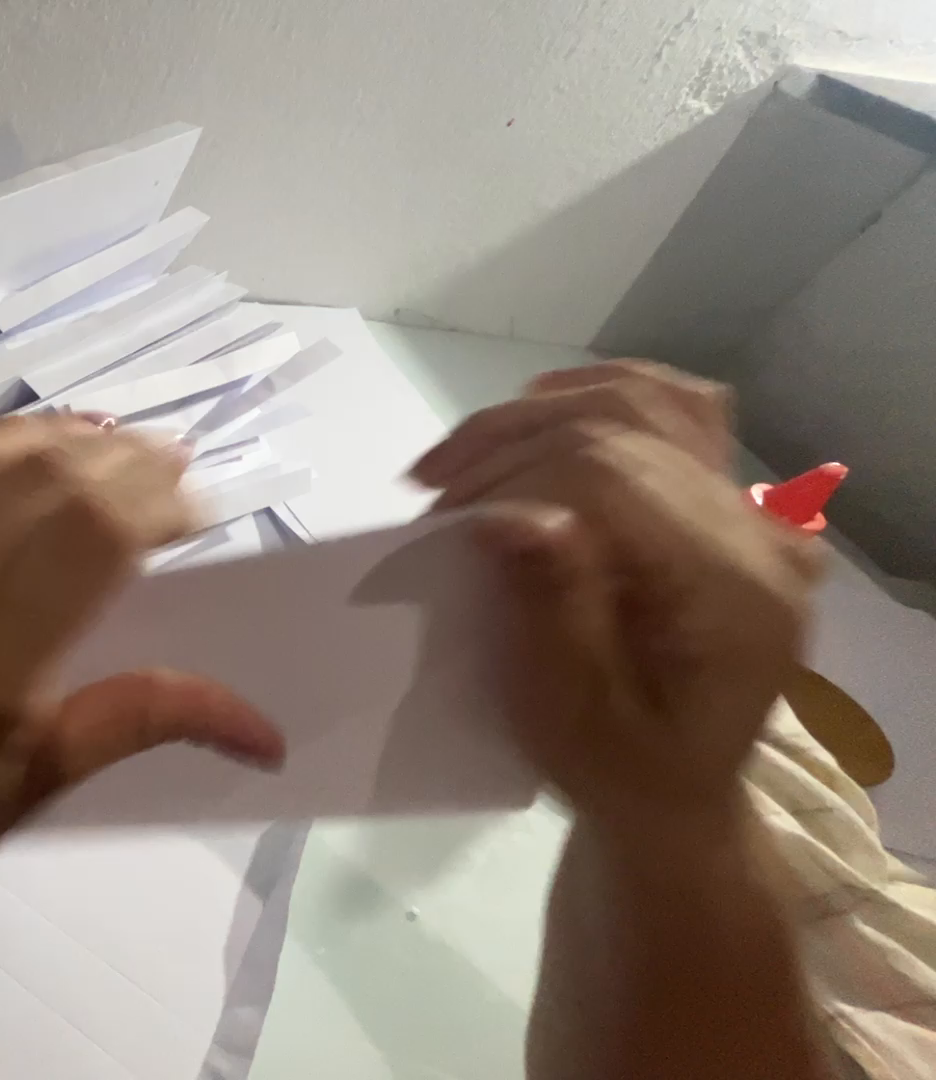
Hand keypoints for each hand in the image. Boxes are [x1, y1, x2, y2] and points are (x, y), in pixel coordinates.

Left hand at [0, 414, 283, 969]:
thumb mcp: (35, 786)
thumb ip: (143, 719)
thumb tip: (266, 729)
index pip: (87, 533)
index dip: (153, 500)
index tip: (194, 508)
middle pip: (34, 475)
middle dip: (114, 457)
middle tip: (163, 464)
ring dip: (43, 436)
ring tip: (94, 445)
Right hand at [411, 362, 817, 831]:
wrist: (672, 786)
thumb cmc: (611, 761)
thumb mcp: (568, 708)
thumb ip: (553, 609)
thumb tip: (506, 516)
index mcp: (729, 586)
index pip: (607, 474)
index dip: (505, 481)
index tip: (438, 526)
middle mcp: (757, 531)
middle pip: (615, 428)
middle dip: (501, 448)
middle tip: (429, 496)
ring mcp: (751, 508)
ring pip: (640, 402)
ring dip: (531, 416)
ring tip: (460, 457)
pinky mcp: (724, 501)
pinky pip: (672, 409)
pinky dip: (595, 397)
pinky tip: (539, 409)